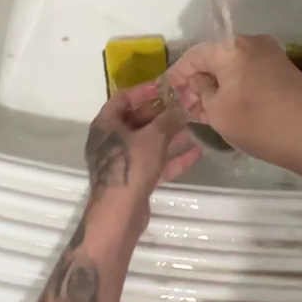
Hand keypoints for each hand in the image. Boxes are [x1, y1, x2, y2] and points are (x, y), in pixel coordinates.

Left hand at [83, 82, 200, 206]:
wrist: (119, 214)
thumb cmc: (131, 166)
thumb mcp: (154, 137)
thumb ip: (170, 119)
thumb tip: (186, 102)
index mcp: (105, 124)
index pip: (123, 98)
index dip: (145, 90)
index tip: (168, 88)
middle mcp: (109, 140)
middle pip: (137, 120)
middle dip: (162, 114)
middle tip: (185, 107)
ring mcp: (121, 161)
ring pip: (148, 142)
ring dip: (170, 135)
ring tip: (194, 126)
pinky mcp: (133, 178)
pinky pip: (154, 162)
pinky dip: (172, 157)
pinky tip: (196, 152)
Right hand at [162, 35, 301, 175]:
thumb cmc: (261, 125)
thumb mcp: (218, 113)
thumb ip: (201, 92)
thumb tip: (199, 81)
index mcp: (232, 46)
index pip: (194, 54)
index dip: (177, 75)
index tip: (166, 94)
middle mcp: (253, 42)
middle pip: (215, 57)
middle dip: (198, 80)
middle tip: (184, 106)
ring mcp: (272, 56)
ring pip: (233, 67)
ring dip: (217, 86)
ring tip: (205, 112)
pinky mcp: (285, 71)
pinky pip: (250, 74)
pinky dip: (236, 88)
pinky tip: (230, 109)